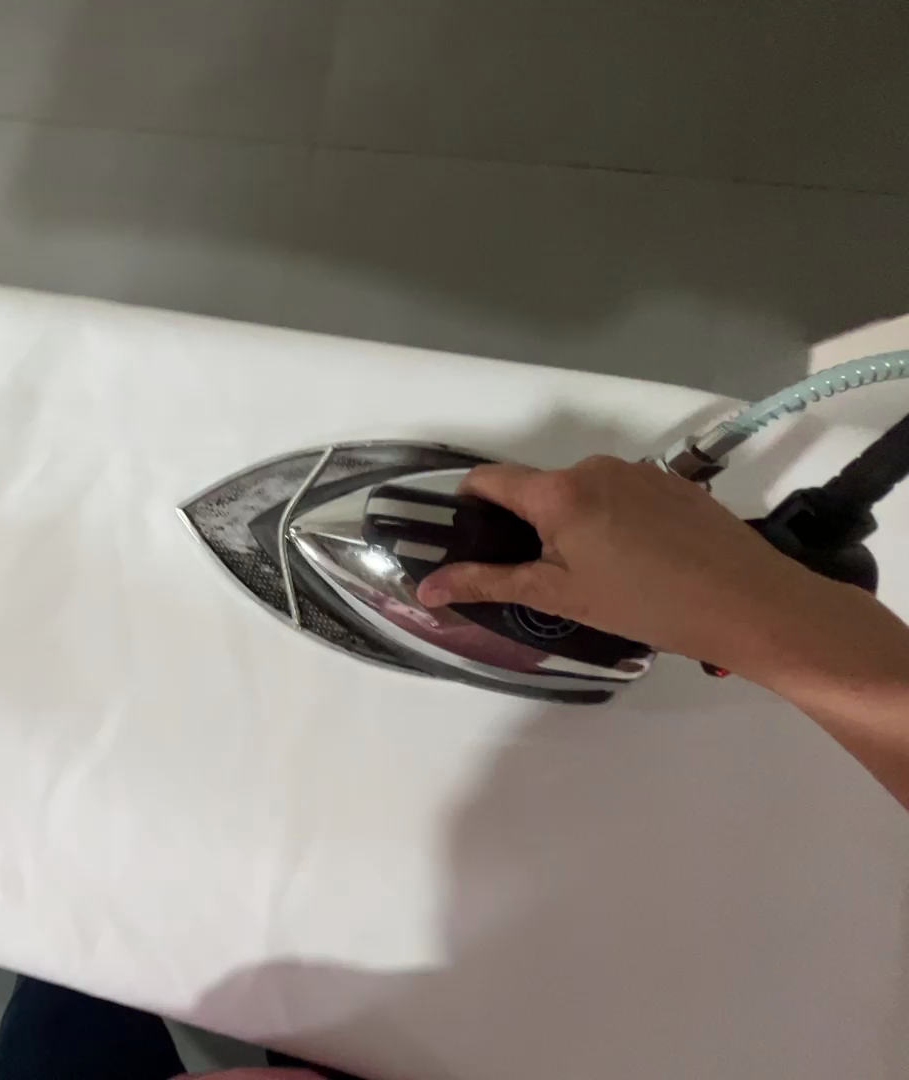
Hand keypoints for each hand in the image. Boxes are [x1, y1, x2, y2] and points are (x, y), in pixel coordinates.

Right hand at [413, 455, 870, 678]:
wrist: (758, 606)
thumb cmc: (643, 601)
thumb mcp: (554, 595)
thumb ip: (484, 583)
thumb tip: (424, 589)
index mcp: (556, 492)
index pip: (485, 479)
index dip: (467, 504)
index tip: (471, 538)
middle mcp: (592, 468)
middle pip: (532, 486)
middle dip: (523, 521)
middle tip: (538, 568)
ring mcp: (638, 472)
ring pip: (576, 490)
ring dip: (567, 519)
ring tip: (592, 565)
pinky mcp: (674, 483)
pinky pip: (616, 491)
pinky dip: (607, 516)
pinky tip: (633, 555)